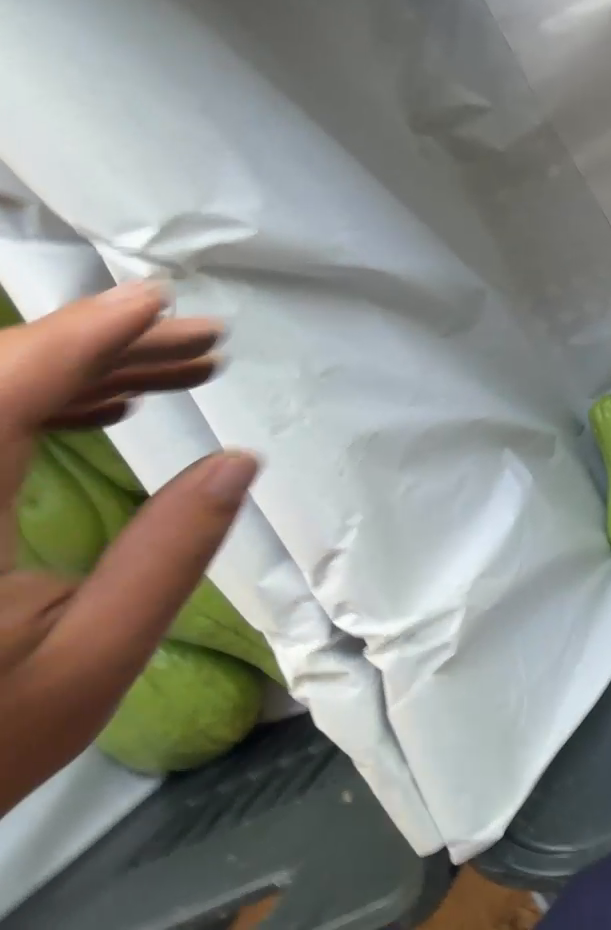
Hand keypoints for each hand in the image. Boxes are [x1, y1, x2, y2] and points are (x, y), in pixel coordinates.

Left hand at [0, 282, 255, 812]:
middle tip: (203, 342)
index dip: (82, 340)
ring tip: (180, 370)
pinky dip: (37, 406)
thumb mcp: (98, 658)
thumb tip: (238, 461)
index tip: (158, 301)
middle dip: (99, 348)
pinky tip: (105, 409)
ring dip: (79, 373)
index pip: (3, 398)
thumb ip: (168, 553)